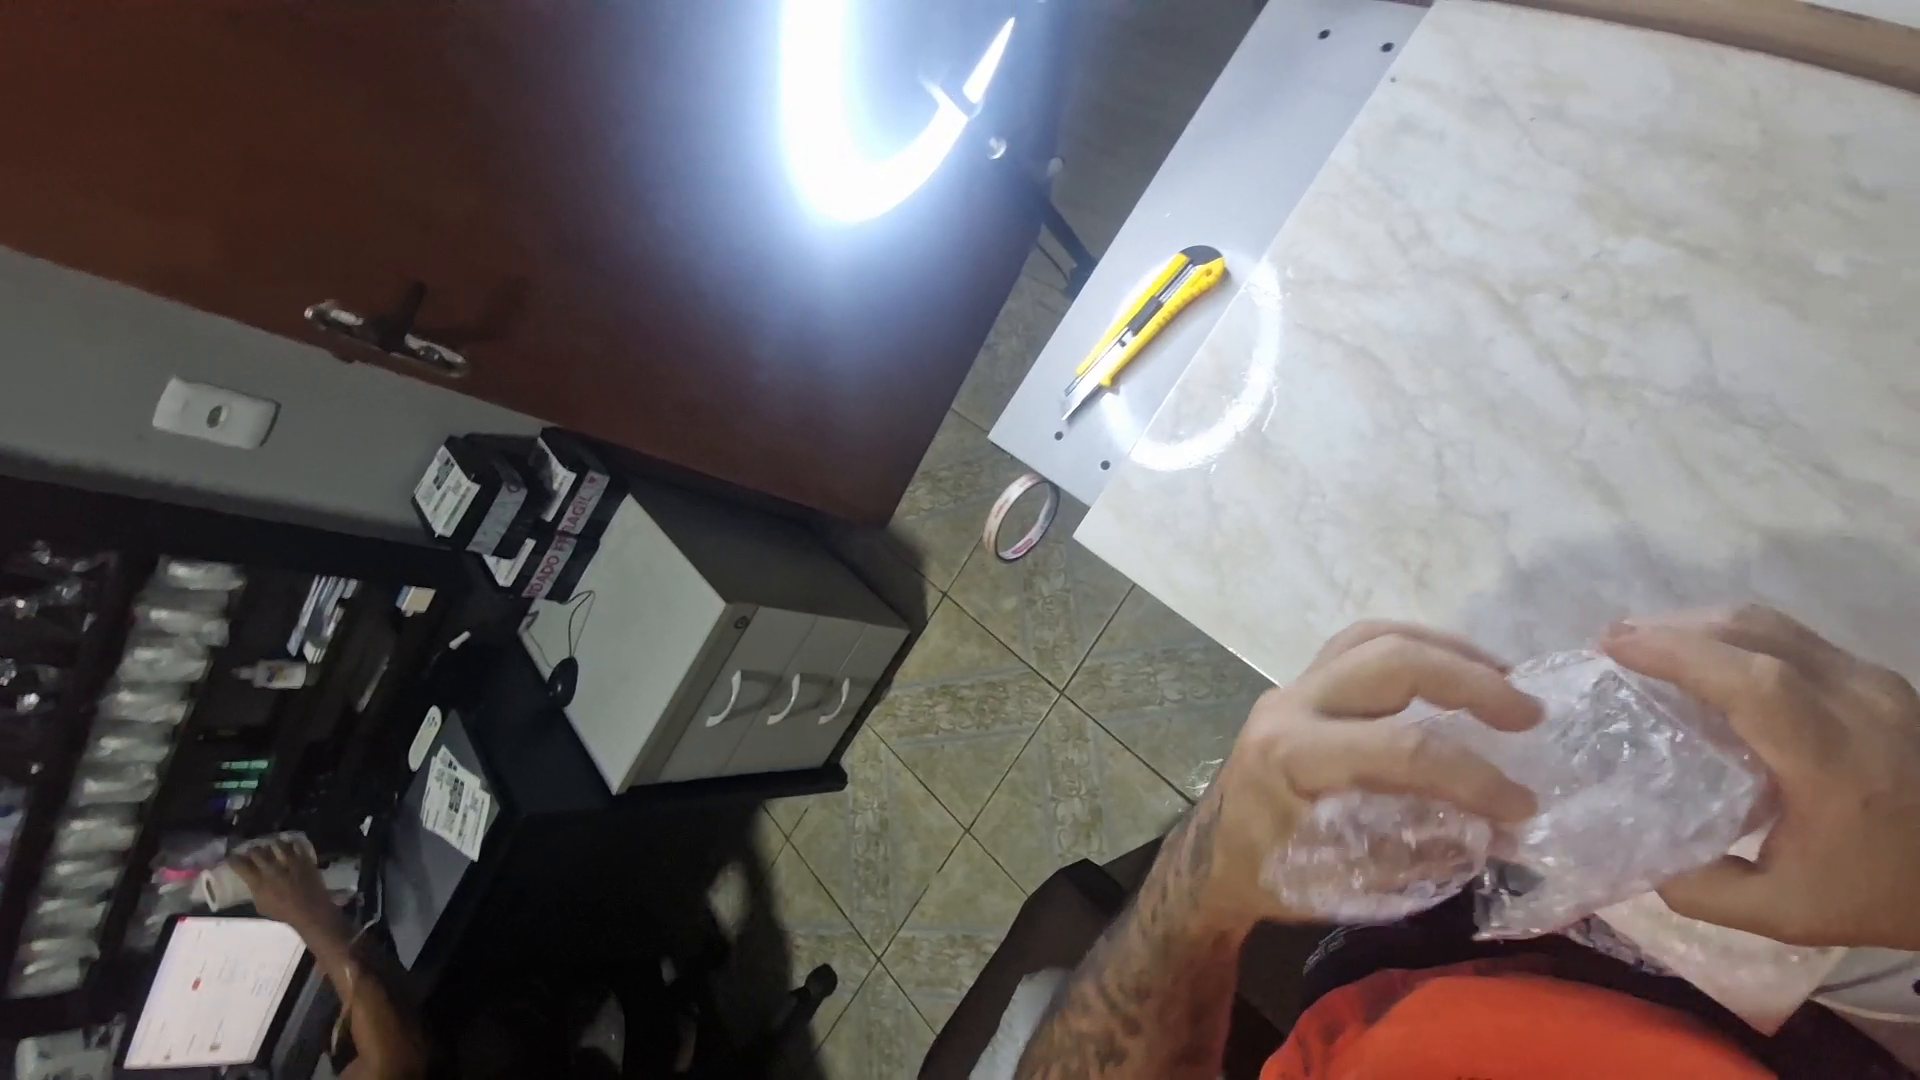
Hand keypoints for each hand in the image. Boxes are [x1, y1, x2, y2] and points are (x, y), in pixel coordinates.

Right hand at [229, 837, 344, 940]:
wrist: (308, 908)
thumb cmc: (282, 911)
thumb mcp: (261, 905)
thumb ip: (256, 891)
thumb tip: (254, 882)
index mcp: (258, 883)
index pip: (242, 867)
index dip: (234, 860)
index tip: (231, 856)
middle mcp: (272, 870)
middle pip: (259, 853)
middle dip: (253, 849)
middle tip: (252, 848)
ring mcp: (290, 864)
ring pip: (279, 846)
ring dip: (274, 844)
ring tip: (272, 842)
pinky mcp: (305, 861)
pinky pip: (299, 847)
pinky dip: (294, 844)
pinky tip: (291, 842)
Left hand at [1189, 622, 1540, 930]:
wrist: (1213, 853)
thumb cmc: (1268, 874)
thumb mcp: (1343, 882)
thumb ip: (1419, 853)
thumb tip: (1501, 833)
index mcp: (1291, 755)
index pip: (1398, 748)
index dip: (1471, 776)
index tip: (1522, 807)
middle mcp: (1289, 706)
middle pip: (1386, 660)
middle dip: (1467, 681)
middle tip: (1530, 713)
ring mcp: (1291, 688)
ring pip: (1370, 638)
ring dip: (1444, 651)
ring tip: (1504, 679)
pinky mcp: (1300, 686)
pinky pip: (1358, 646)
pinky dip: (1414, 649)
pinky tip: (1453, 672)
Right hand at [1604, 606, 1919, 949]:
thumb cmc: (1891, 891)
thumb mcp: (1788, 912)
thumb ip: (1701, 887)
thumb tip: (1632, 848)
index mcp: (1837, 763)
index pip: (1754, 682)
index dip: (1677, 654)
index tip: (1612, 650)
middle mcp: (1861, 708)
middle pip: (1752, 635)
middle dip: (1670, 630)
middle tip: (1611, 645)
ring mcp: (1877, 686)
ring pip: (1770, 626)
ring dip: (1696, 626)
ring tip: (1645, 644)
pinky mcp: (1879, 679)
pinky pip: (1789, 636)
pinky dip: (1730, 636)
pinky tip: (1702, 656)